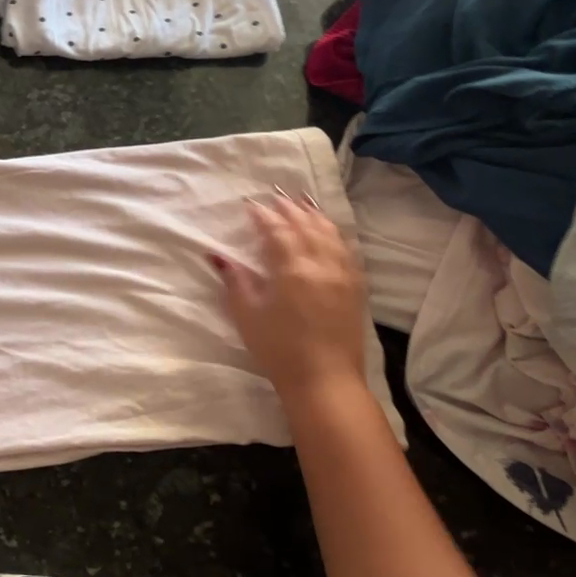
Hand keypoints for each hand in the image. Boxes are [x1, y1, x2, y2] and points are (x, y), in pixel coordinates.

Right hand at [211, 195, 366, 394]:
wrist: (324, 380)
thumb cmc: (278, 350)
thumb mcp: (247, 315)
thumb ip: (235, 281)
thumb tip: (218, 255)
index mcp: (292, 270)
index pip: (277, 232)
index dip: (263, 217)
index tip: (250, 205)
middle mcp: (322, 265)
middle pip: (306, 227)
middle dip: (290, 209)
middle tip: (276, 196)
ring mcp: (344, 275)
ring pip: (331, 234)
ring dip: (315, 216)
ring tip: (303, 203)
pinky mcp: (356, 288)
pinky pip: (347, 250)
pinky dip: (335, 234)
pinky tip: (329, 232)